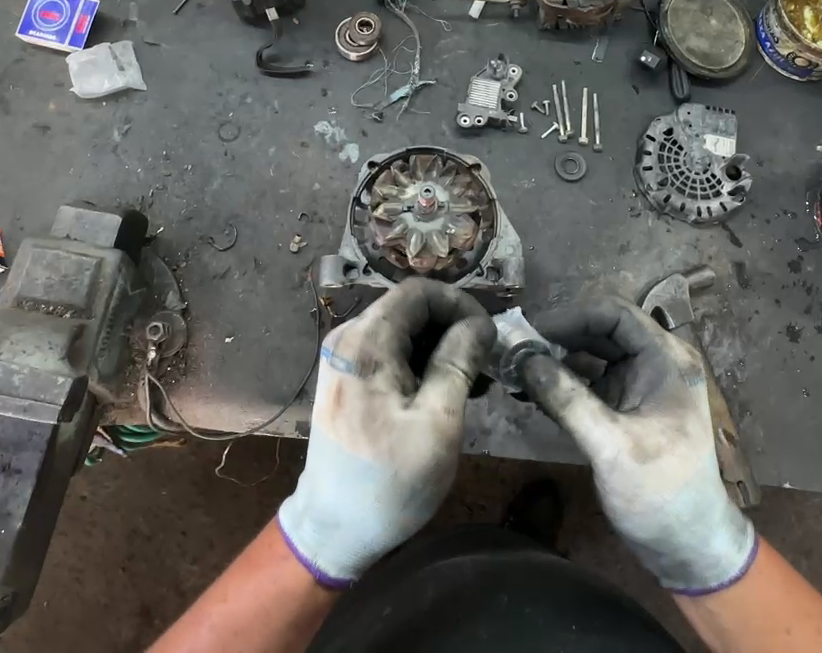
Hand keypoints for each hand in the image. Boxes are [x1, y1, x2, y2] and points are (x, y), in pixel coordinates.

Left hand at [278, 277, 494, 586]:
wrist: (333, 530)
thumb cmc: (389, 481)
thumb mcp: (437, 423)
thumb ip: (458, 362)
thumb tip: (481, 322)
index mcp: (365, 342)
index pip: (419, 291)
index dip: (460, 304)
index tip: (488, 337)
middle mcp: (348, 338)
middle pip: (410, 308)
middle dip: (453, 328)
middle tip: (485, 365)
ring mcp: (344, 358)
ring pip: (403, 330)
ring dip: (441, 347)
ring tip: (473, 385)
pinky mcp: (347, 378)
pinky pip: (391, 352)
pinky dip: (422, 363)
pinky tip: (445, 393)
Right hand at [518, 294, 756, 594]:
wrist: (688, 546)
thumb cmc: (661, 494)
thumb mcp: (612, 447)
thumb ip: (568, 400)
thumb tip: (524, 359)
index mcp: (667, 360)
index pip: (614, 314)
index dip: (570, 317)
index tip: (531, 334)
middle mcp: (656, 361)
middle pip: (601, 329)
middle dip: (558, 337)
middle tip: (517, 352)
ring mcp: (641, 382)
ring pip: (592, 352)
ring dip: (557, 358)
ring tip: (518, 372)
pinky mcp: (627, 403)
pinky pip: (590, 378)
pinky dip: (563, 381)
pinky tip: (534, 393)